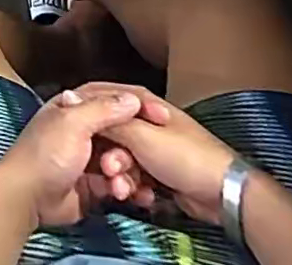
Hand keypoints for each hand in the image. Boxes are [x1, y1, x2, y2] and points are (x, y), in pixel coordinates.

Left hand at [0, 85, 163, 228]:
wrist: (31, 195)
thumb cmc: (49, 152)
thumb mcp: (73, 124)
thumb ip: (102, 110)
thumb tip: (132, 98)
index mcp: (72, 106)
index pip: (108, 97)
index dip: (134, 103)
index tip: (163, 116)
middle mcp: (80, 128)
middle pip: (119, 132)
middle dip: (132, 149)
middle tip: (142, 163)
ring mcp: (87, 156)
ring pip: (122, 159)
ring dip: (127, 172)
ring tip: (118, 184)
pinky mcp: (93, 182)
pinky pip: (118, 182)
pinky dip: (125, 188)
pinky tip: (129, 197)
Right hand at [85, 84, 238, 222]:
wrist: (224, 194)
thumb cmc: (181, 155)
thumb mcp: (139, 135)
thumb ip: (106, 120)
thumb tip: (73, 100)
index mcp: (140, 102)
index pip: (100, 95)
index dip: (83, 107)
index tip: (68, 123)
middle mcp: (144, 120)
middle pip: (109, 130)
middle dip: (106, 153)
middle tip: (107, 169)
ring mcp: (152, 146)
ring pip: (120, 155)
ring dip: (119, 173)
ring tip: (123, 189)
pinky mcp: (158, 169)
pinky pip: (134, 172)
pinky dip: (133, 184)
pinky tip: (138, 195)